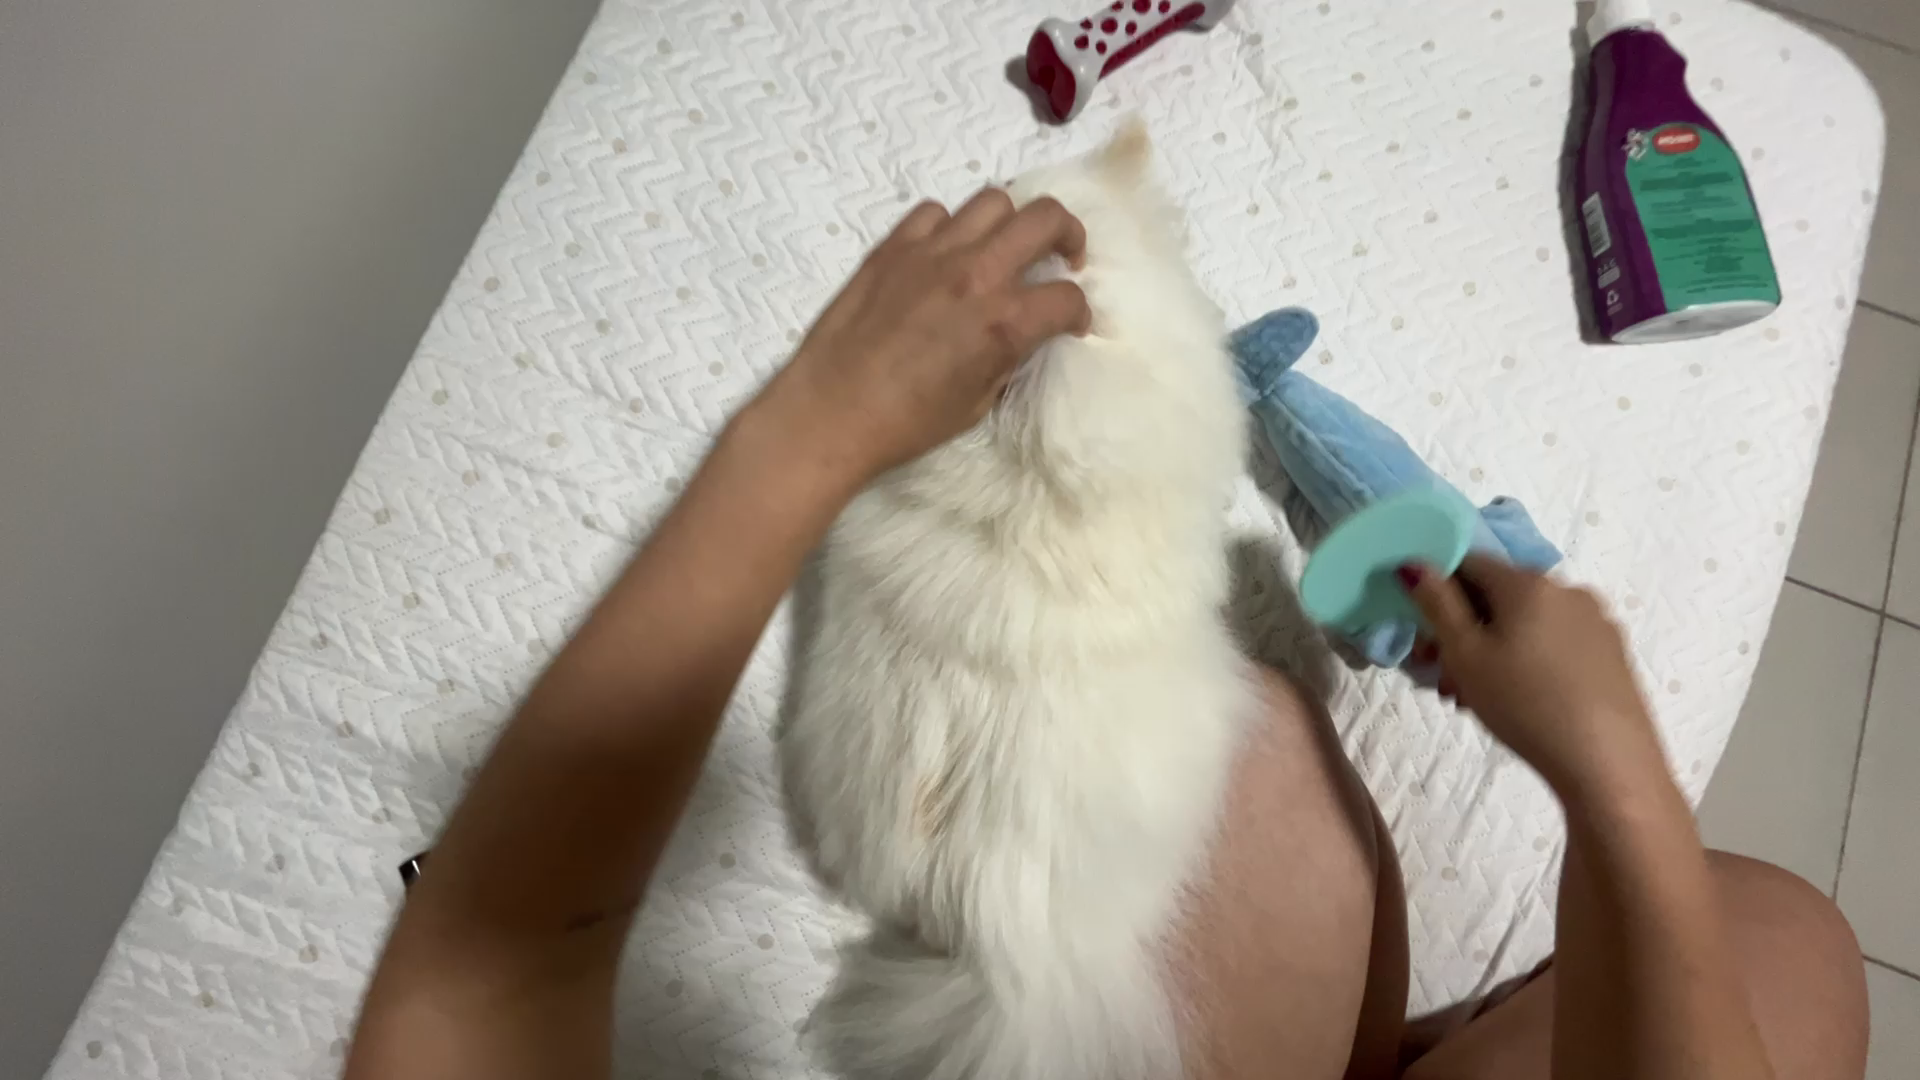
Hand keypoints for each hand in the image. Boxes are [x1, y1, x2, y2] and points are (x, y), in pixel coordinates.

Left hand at [754, 189, 1091, 484]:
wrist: (832, 411)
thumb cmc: (907, 423)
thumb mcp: (976, 404)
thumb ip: (1007, 358)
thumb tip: (1021, 336)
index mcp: (1002, 322)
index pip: (1066, 298)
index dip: (1079, 313)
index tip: (1071, 325)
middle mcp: (975, 273)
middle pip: (1046, 218)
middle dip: (1068, 235)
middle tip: (1063, 258)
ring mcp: (931, 251)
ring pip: (993, 201)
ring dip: (1010, 224)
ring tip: (1002, 250)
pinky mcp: (892, 246)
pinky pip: (935, 213)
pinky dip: (951, 228)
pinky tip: (944, 256)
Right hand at [1400, 557, 1667, 797]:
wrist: (1608, 766)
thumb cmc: (1523, 702)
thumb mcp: (1464, 652)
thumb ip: (1436, 602)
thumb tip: (1414, 563)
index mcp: (1529, 582)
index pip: (1466, 562)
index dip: (1434, 589)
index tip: (1420, 629)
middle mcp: (1567, 590)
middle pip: (1494, 595)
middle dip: (1458, 628)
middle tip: (1437, 671)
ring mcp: (1596, 622)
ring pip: (1521, 622)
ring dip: (1486, 648)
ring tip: (1468, 694)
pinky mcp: (1611, 653)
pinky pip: (1550, 640)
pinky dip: (1520, 658)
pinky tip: (1509, 695)